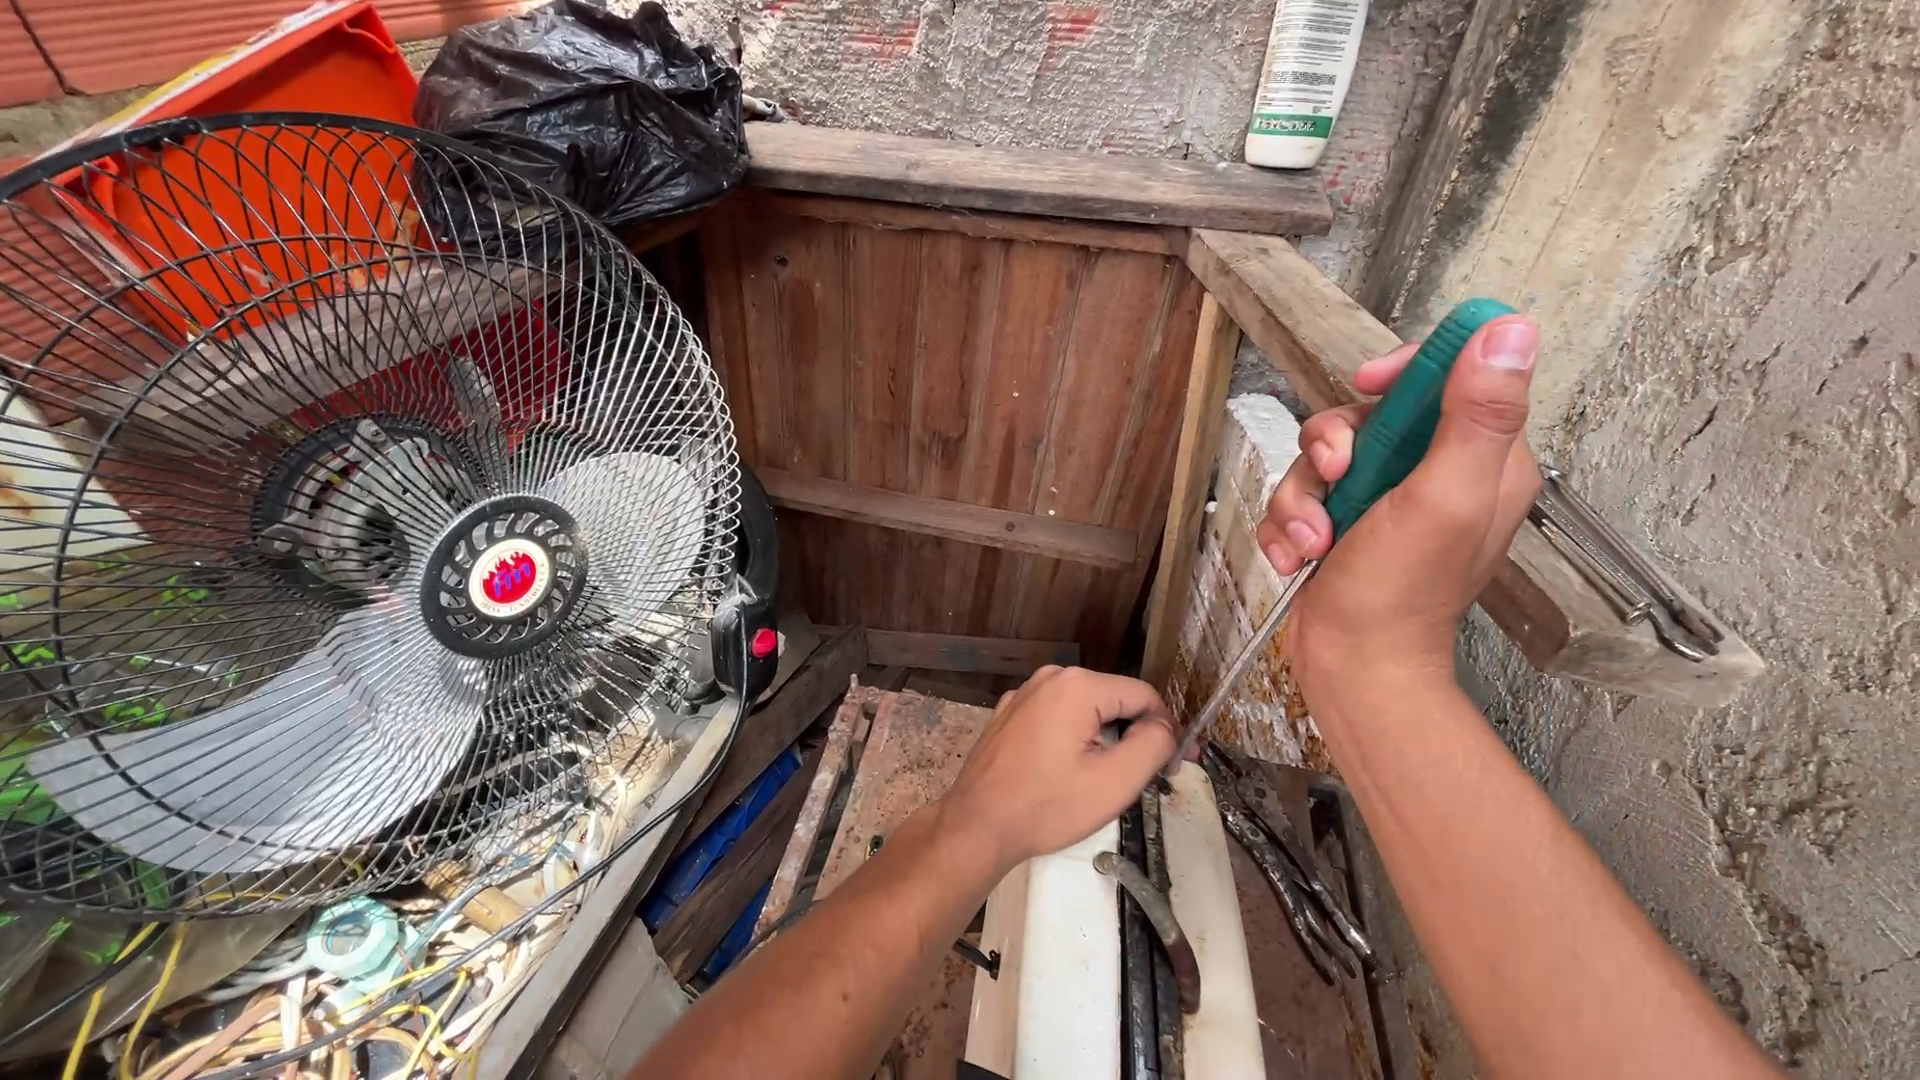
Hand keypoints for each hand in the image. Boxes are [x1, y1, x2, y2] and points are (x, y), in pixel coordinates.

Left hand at [935, 666, 1173, 871]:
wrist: (977, 826)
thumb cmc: (1046, 807)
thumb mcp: (1114, 782)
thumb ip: (1153, 745)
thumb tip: (1166, 727)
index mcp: (1077, 685)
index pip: (1143, 696)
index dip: (1165, 730)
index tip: (1172, 767)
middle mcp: (1049, 677)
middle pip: (1113, 700)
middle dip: (1132, 735)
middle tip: (1137, 781)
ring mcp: (1024, 694)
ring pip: (1085, 710)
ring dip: (1102, 739)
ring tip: (1099, 782)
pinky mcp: (1009, 714)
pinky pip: (1056, 718)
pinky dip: (1071, 739)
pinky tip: (1064, 775)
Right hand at [1256, 315, 1542, 711]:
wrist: (1352, 663)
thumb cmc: (1400, 591)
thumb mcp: (1443, 496)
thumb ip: (1476, 416)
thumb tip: (1509, 329)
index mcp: (1479, 459)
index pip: (1449, 375)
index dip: (1404, 369)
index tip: (1368, 384)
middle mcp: (1431, 473)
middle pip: (1366, 415)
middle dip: (1331, 446)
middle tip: (1334, 479)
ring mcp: (1381, 500)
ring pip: (1320, 458)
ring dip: (1301, 499)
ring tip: (1310, 541)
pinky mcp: (1340, 523)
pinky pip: (1300, 498)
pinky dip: (1289, 526)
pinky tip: (1297, 557)